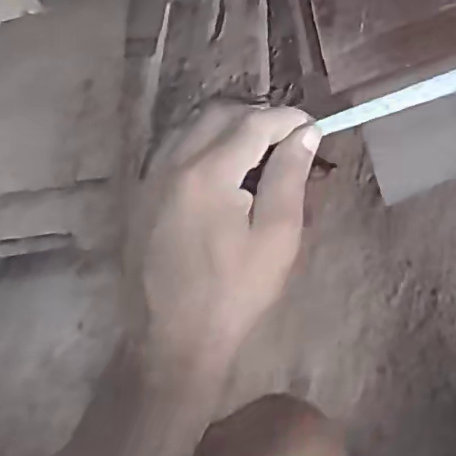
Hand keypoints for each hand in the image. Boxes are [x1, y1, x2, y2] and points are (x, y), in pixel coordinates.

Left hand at [128, 102, 320, 386]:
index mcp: (208, 174)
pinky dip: (205, 142)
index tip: (313, 127)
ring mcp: (151, 178)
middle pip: (220, 113)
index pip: (254, 123)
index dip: (288, 118)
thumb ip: (290, 177)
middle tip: (289, 138)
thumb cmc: (235, 293)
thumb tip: (305, 133)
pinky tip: (225, 168)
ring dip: (230, 126)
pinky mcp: (142, 194)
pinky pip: (176, 147)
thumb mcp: (277, 237)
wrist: (173, 342)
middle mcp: (173, 164)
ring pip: (194, 126)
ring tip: (261, 150)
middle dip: (259, 117)